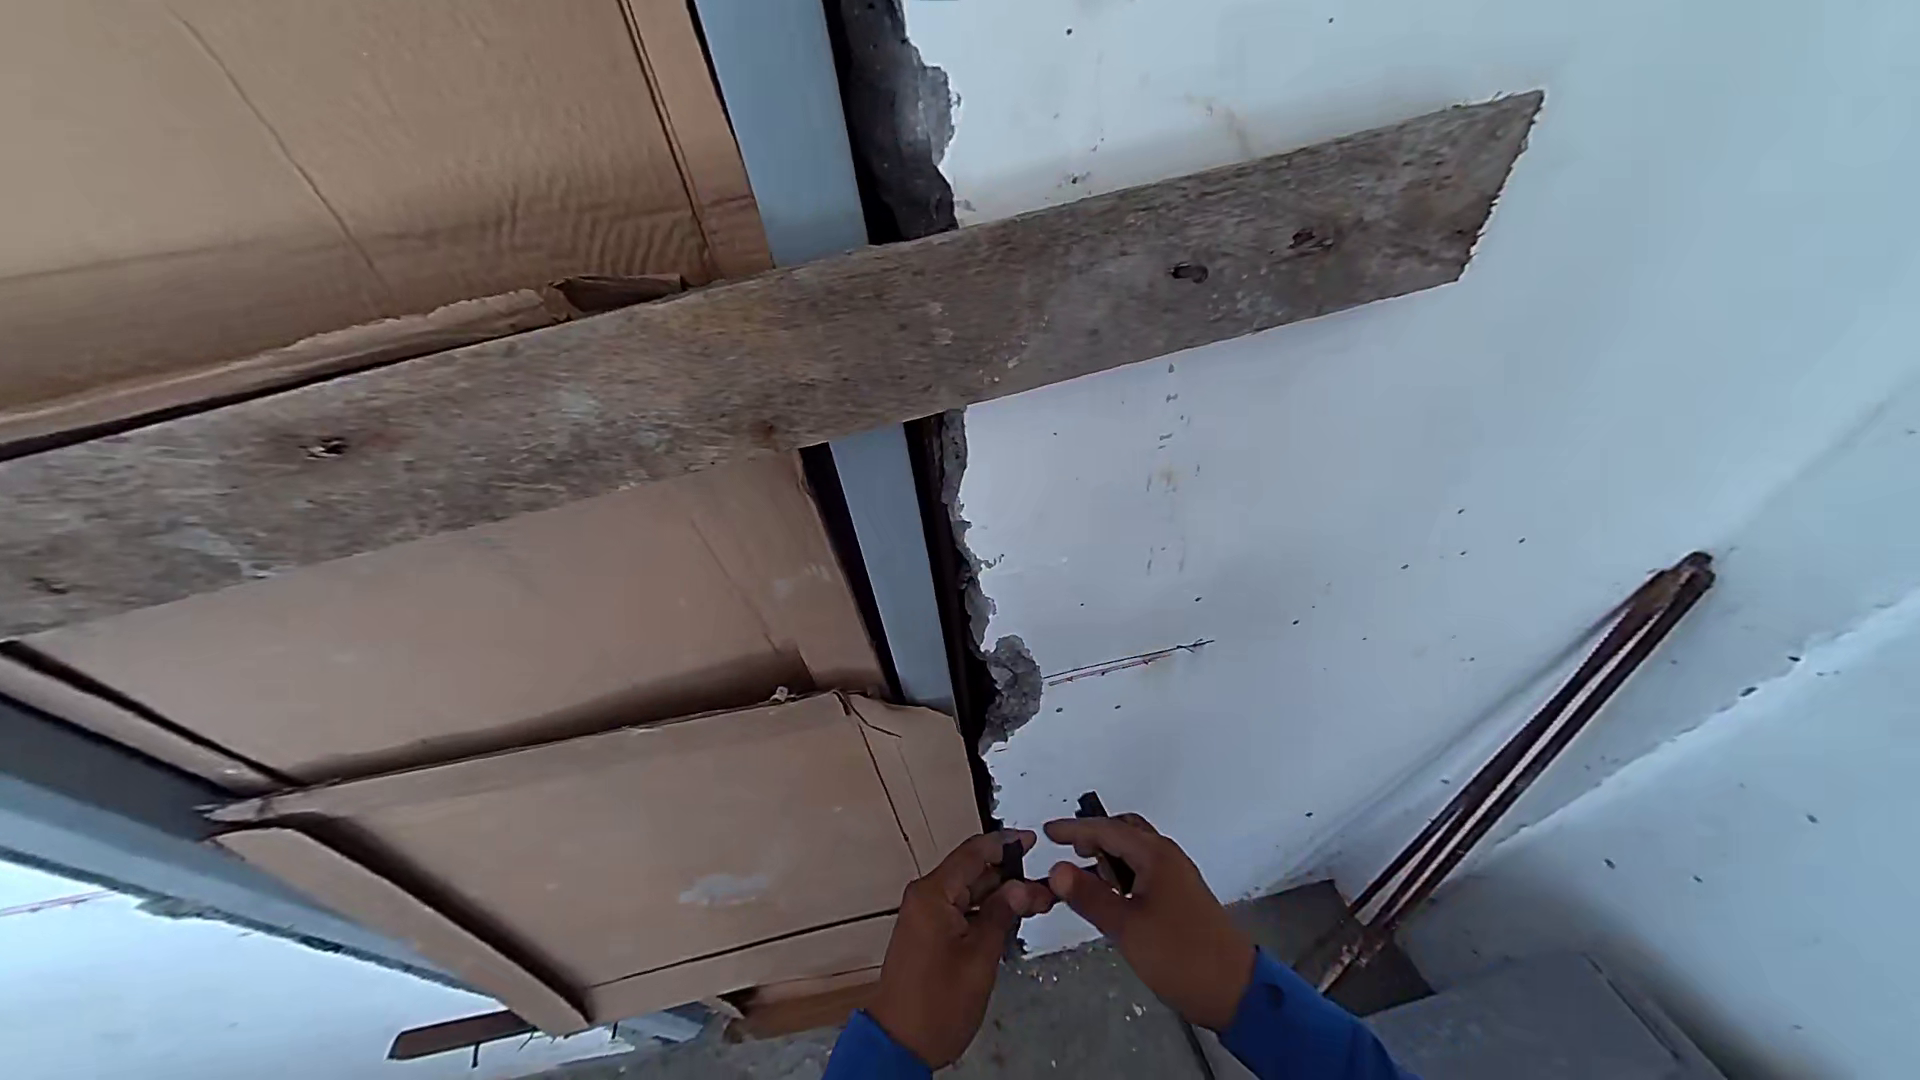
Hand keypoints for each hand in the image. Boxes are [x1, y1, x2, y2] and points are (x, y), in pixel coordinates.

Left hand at [869, 830, 1056, 1066]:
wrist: (899, 1045)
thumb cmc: (937, 1004)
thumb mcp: (979, 958)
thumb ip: (1001, 915)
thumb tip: (1021, 887)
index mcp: (932, 893)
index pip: (973, 853)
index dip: (1003, 844)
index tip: (1029, 840)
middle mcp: (926, 896)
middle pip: (972, 872)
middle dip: (1009, 877)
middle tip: (1043, 888)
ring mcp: (925, 914)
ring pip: (969, 891)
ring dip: (999, 896)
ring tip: (1034, 903)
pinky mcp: (928, 931)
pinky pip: (960, 909)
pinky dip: (984, 911)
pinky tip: (1008, 919)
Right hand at [1045, 814, 1255, 1031]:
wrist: (1236, 991)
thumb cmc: (1180, 955)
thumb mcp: (1127, 927)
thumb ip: (1090, 896)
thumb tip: (1057, 870)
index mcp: (1155, 855)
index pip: (1106, 829)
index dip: (1074, 829)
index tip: (1049, 832)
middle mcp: (1166, 856)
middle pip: (1124, 830)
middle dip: (1094, 836)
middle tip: (1069, 850)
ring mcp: (1176, 875)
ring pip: (1135, 850)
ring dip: (1109, 854)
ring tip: (1085, 875)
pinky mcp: (1180, 895)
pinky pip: (1143, 868)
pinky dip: (1122, 871)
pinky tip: (1111, 895)